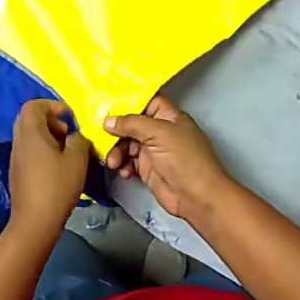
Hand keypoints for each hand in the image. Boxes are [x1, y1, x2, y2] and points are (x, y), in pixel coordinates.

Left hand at [7, 99, 90, 235]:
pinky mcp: (17, 172)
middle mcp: (18, 142)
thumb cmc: (57, 186)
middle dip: (50, 120)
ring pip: (29, 136)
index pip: (33, 105)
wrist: (35, 220)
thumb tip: (74, 137)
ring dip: (47, 136)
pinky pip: (28, 150)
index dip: (51, 105)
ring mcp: (15, 158)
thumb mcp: (77, 159)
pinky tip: (57, 166)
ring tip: (66, 151)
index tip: (69, 116)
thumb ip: (78, 140)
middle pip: (29, 119)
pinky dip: (42, 150)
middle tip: (68, 133)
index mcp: (30, 133)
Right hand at [103, 96, 232, 221]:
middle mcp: (160, 132)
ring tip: (113, 163)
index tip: (107, 106)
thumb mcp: (159, 133)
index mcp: (169, 118)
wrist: (196, 196)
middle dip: (117, 132)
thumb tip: (107, 121)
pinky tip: (123, 172)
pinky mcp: (147, 169)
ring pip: (127, 144)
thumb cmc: (182, 158)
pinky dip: (123, 165)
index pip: (147, 103)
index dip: (130, 103)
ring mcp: (153, 151)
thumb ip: (132, 124)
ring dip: (117, 152)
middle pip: (132, 125)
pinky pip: (128, 162)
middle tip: (102, 139)